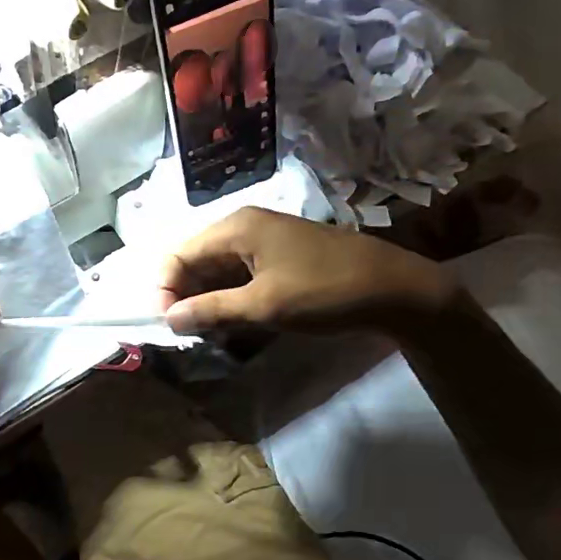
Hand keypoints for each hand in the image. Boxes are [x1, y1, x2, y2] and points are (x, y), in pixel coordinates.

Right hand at [159, 207, 461, 334]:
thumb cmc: (325, 291)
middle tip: (186, 333)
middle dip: (185, 296)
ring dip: (207, 300)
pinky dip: (230, 298)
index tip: (167, 326)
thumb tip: (168, 318)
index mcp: (236, 227)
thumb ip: (212, 310)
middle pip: (196, 260)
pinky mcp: (280, 257)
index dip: (165, 288)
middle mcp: (245, 226)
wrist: (395, 289)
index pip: (179, 254)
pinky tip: (232, 322)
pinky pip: (241, 275)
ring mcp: (265, 240)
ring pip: (218, 270)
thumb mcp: (265, 305)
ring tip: (206, 333)